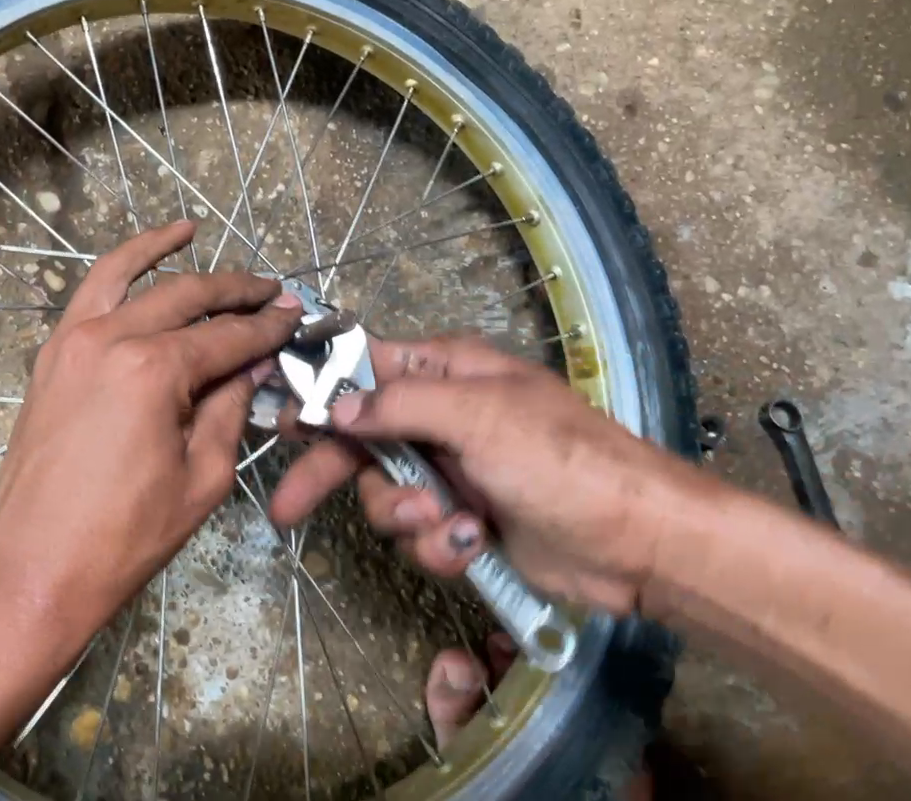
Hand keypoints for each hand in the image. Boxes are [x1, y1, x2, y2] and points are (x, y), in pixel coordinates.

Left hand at [0, 220, 303, 636]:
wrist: (34, 567)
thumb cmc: (125, 536)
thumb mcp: (201, 478)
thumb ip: (229, 409)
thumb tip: (250, 368)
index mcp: (152, 370)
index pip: (225, 338)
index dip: (265, 329)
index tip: (293, 317)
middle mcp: (109, 338)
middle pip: (183, 297)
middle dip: (232, 290)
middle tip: (269, 289)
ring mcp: (70, 342)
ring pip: (123, 276)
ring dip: (160, 250)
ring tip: (190, 230)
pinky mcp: (49, 357)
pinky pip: (86, 298)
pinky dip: (113, 273)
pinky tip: (135, 267)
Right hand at [268, 332, 708, 613]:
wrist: (634, 543)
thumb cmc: (558, 459)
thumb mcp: (477, 417)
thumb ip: (398, 406)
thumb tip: (336, 406)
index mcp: (443, 374)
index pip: (362, 366)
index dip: (318, 383)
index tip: (276, 405)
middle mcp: (438, 418)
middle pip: (357, 439)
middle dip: (330, 476)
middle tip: (286, 508)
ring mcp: (449, 472)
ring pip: (383, 495)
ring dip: (408, 516)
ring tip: (447, 521)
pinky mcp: (461, 520)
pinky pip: (419, 534)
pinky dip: (441, 544)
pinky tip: (475, 541)